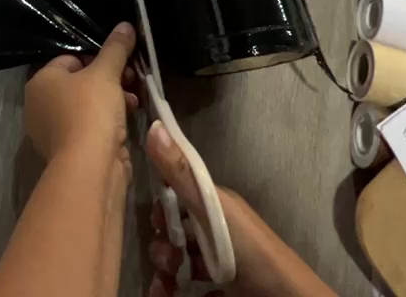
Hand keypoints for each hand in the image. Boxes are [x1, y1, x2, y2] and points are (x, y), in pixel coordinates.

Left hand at [22, 23, 137, 161]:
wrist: (90, 169)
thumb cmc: (90, 111)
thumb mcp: (105, 74)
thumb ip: (115, 49)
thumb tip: (125, 25)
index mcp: (40, 82)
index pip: (69, 59)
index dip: (97, 58)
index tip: (120, 61)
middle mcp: (40, 106)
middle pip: (80, 83)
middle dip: (109, 80)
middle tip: (131, 78)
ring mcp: (53, 132)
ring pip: (87, 106)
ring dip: (113, 100)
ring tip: (135, 100)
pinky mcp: (70, 152)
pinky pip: (90, 127)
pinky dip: (108, 122)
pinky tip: (128, 120)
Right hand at [145, 119, 221, 296]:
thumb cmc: (251, 250)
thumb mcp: (213, 208)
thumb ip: (182, 173)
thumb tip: (154, 124)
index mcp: (215, 204)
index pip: (178, 197)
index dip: (162, 209)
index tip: (156, 224)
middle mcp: (218, 229)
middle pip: (178, 233)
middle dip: (163, 246)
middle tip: (167, 262)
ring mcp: (222, 262)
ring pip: (183, 261)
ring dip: (166, 273)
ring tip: (165, 288)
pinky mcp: (226, 289)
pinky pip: (195, 287)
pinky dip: (178, 291)